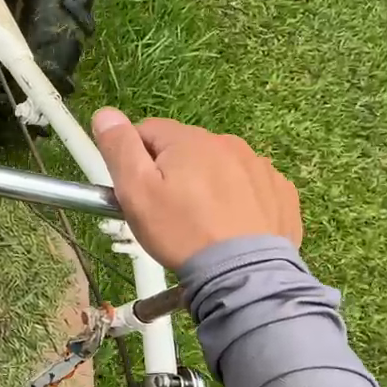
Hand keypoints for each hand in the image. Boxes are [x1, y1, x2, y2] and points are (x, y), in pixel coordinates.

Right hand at [91, 108, 301, 270]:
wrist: (243, 272)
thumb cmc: (180, 230)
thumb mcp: (136, 190)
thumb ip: (120, 148)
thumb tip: (106, 113)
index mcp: (189, 140)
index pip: (147, 131)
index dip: (133, 158)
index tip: (135, 188)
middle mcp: (228, 143)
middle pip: (183, 149)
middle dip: (170, 171)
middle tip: (163, 210)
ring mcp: (260, 166)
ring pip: (216, 166)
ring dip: (203, 183)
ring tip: (197, 221)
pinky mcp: (280, 192)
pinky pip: (248, 186)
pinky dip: (235, 199)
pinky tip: (228, 225)